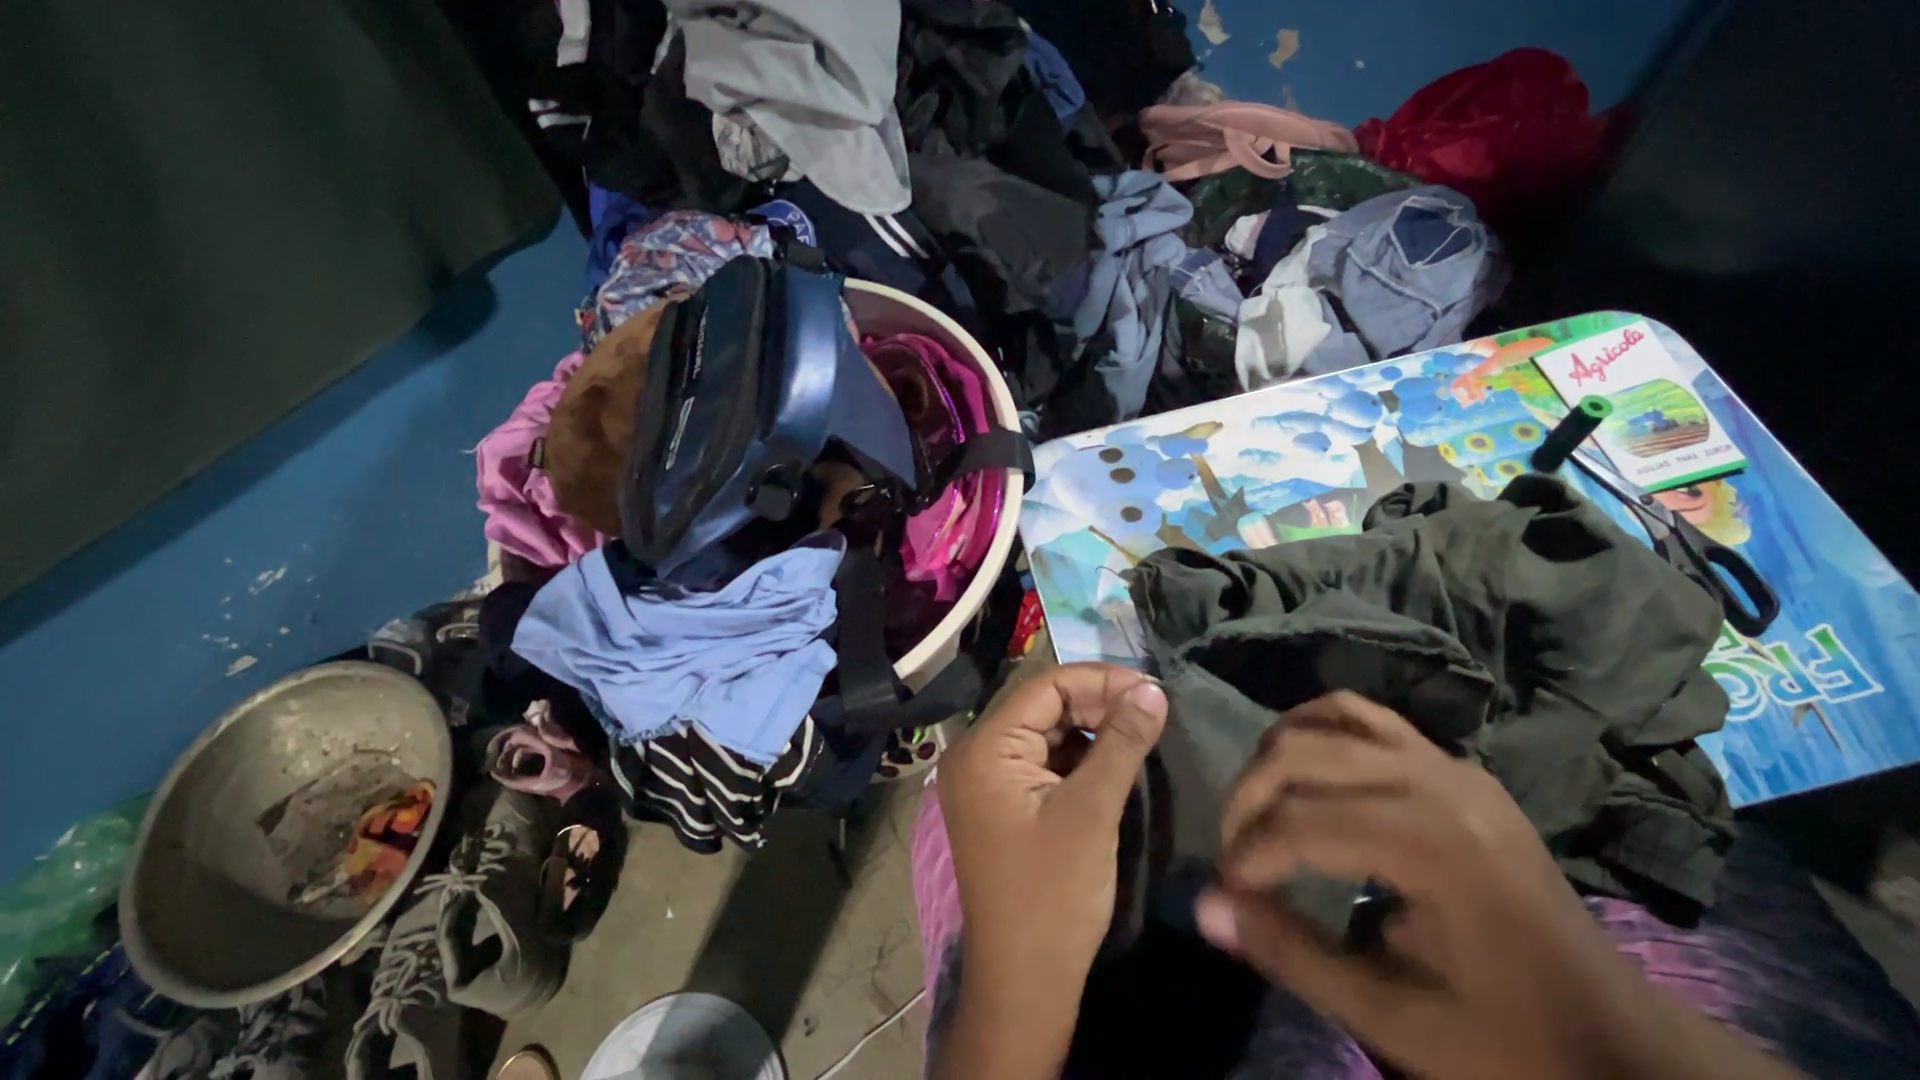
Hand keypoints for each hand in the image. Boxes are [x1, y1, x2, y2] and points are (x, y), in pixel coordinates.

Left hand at [932, 662, 1166, 1078]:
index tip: (1154, 690)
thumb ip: (1121, 743)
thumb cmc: (1053, 894)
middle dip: (1098, 704)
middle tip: (1153, 713)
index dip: (1101, 680)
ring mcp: (985, 781)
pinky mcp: (1001, 804)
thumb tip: (1153, 689)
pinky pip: (1042, 761)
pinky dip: (1078, 757)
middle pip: (1042, 706)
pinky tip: (1114, 761)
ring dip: (1092, 729)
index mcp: (984, 748)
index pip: (1044, 686)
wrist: (1024, 979)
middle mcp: (975, 755)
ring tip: (1140, 733)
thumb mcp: (1092, 811)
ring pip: (1046, 732)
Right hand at [1195, 691, 1798, 1079]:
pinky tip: (1302, 770)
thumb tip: (1204, 905)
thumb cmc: (1505, 1036)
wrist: (1615, 1035)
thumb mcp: (1393, 1017)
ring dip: (1276, 757)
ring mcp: (1452, 764)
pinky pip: (1369, 718)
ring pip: (1329, 720)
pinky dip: (1319, 730)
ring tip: (1257, 808)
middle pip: (1302, 754)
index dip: (1248, 857)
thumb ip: (1291, 953)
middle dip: (1248, 800)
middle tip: (1235, 853)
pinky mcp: (1457, 766)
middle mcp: (1438, 781)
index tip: (1230, 898)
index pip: (1299, 822)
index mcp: (1431, 843)